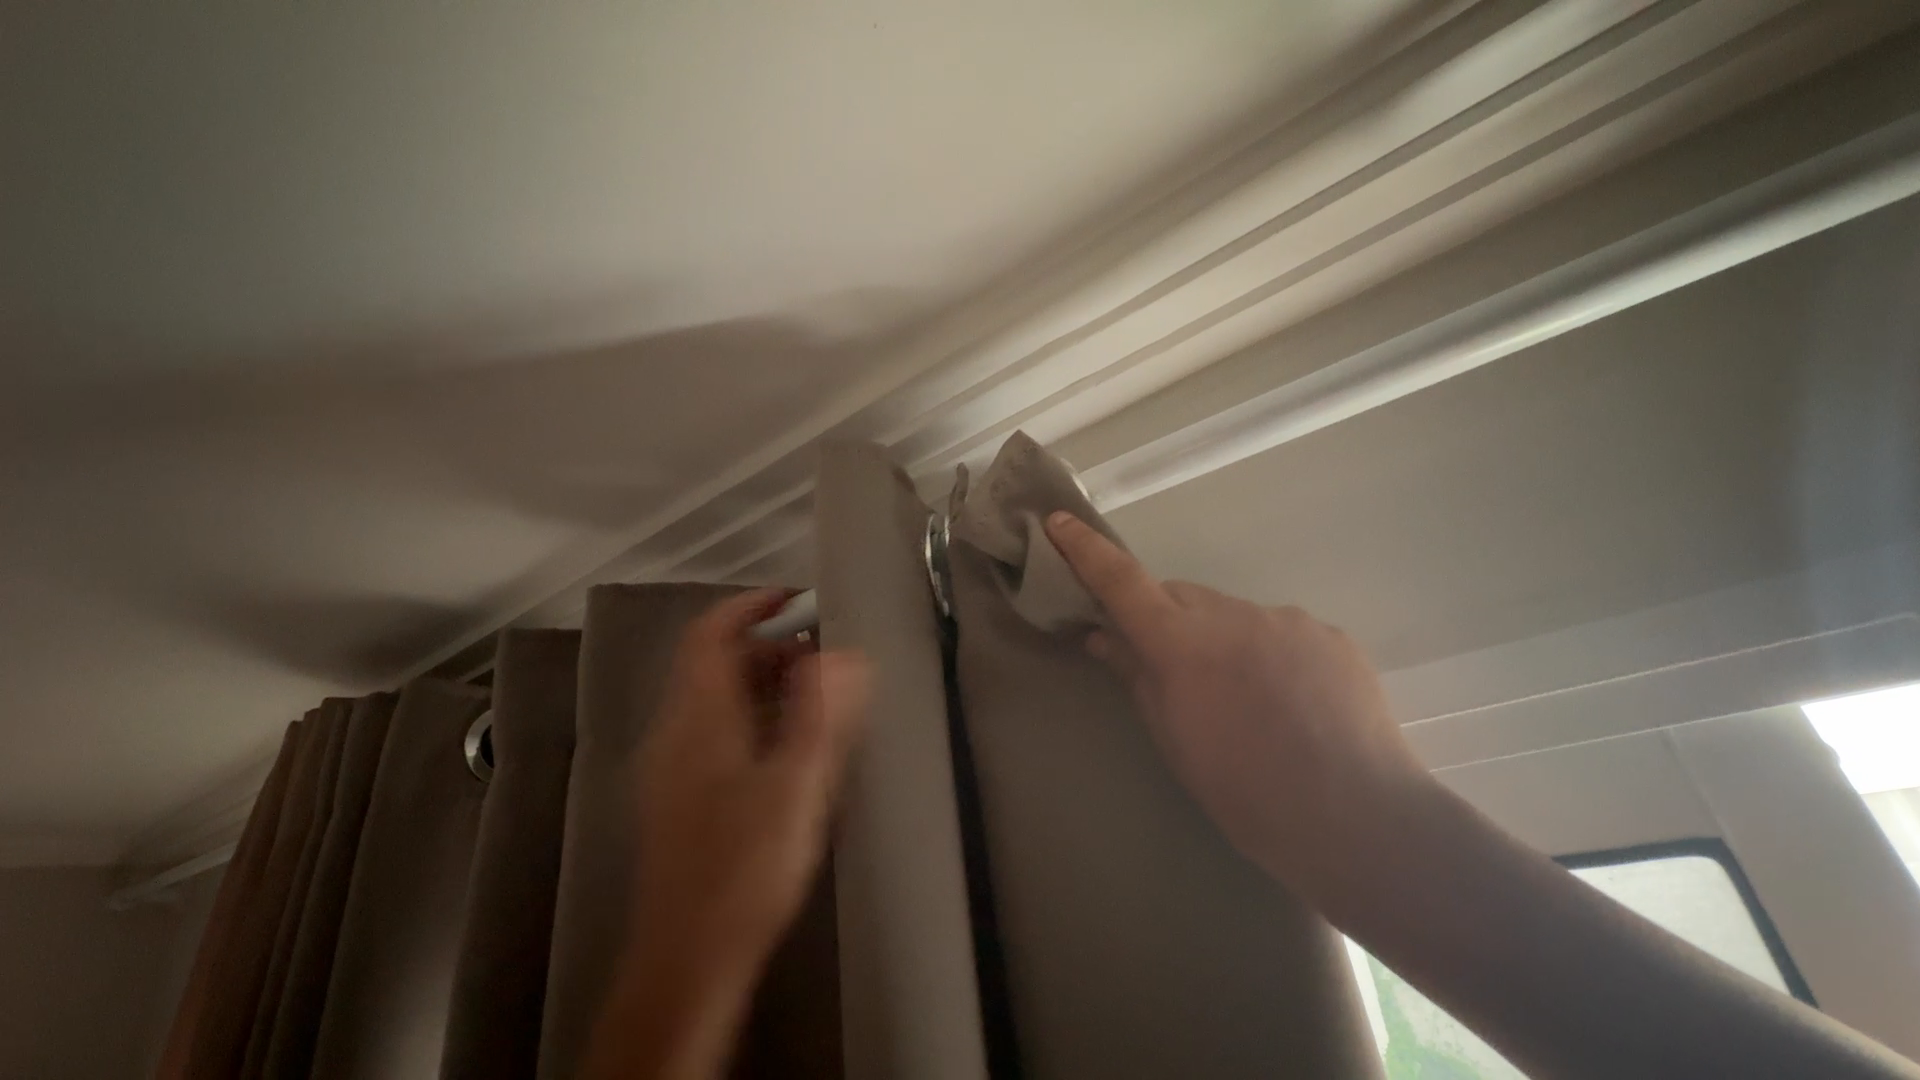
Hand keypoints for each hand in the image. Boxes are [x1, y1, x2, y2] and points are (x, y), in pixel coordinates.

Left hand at [633, 589, 870, 987]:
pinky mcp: (680, 797)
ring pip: (716, 700)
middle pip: (715, 665)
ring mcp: (672, 767)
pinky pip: (715, 732)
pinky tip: (791, 751)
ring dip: (764, 685)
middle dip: (770, 649)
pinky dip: (753, 718)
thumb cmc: (745, 867)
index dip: (751, 605)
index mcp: (699, 720)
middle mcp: (675, 733)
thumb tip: (845, 654)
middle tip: (826, 660)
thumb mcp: (797, 787)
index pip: (710, 634)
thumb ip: (822, 716)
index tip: (799, 599)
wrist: (688, 958)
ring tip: (819, 701)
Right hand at [1043, 511, 1429, 898]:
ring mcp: (1288, 619)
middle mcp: (1233, 614)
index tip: (1059, 522)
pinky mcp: (1331, 635)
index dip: (1086, 550)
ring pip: (1233, 615)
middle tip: (1172, 670)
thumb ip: (1137, 677)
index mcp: (1183, 643)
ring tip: (1245, 700)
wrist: (1358, 818)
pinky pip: (1280, 631)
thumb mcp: (1175, 742)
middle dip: (1165, 618)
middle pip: (1180, 595)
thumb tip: (1104, 636)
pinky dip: (1268, 653)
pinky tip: (1289, 702)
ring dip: (1221, 639)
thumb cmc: (1246, 793)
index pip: (1121, 581)